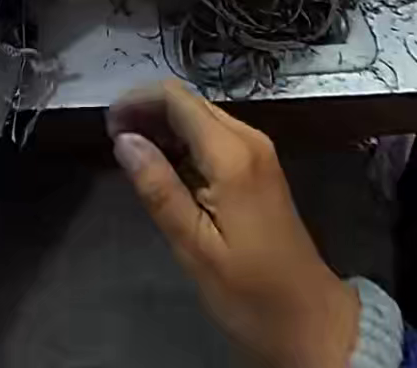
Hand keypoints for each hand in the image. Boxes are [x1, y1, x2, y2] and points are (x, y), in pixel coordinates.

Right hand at [109, 80, 358, 367]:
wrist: (309, 317)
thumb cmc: (249, 290)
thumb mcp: (195, 246)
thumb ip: (159, 187)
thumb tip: (124, 139)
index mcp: (232, 153)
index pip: (178, 99)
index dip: (139, 101)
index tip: (107, 123)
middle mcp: (247, 137)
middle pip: (189, 102)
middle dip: (148, 110)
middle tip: (113, 138)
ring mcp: (256, 148)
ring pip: (201, 115)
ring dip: (164, 124)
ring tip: (130, 149)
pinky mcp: (257, 162)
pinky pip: (213, 134)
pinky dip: (183, 140)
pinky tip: (163, 163)